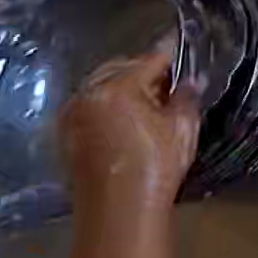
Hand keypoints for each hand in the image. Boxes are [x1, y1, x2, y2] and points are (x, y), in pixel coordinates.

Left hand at [59, 47, 201, 215]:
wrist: (118, 212)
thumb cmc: (155, 166)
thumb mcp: (182, 127)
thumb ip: (186, 96)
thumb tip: (191, 80)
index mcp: (116, 88)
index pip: (150, 59)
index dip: (172, 54)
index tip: (185, 44)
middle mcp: (86, 95)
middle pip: (122, 67)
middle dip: (146, 70)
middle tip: (173, 81)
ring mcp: (71, 115)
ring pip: (103, 85)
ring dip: (127, 86)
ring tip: (153, 99)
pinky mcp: (66, 135)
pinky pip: (92, 105)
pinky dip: (111, 103)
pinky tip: (131, 117)